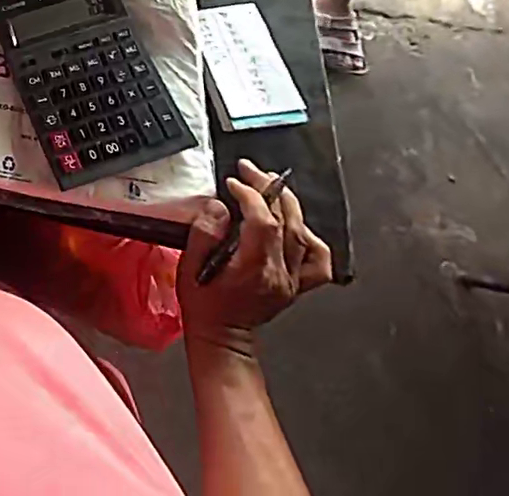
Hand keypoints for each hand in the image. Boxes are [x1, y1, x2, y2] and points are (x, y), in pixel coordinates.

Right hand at [177, 159, 331, 356]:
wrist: (222, 336)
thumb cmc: (203, 304)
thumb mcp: (190, 267)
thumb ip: (204, 234)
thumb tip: (218, 207)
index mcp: (255, 270)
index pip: (264, 222)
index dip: (250, 195)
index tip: (233, 182)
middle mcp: (281, 275)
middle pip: (287, 222)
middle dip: (269, 189)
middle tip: (250, 171)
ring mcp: (294, 281)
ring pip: (305, 235)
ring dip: (289, 205)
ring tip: (271, 186)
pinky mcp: (298, 284)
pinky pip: (319, 259)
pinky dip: (311, 236)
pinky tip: (296, 223)